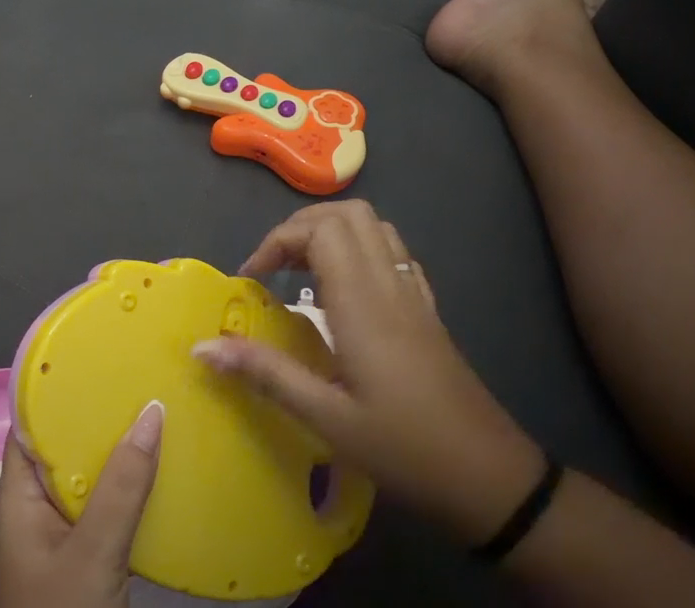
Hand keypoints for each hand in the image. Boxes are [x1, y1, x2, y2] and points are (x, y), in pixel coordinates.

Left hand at [0, 401, 163, 607]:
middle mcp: (33, 508)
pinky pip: (102, 511)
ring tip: (158, 421)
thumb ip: (121, 487)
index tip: (98, 367)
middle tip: (142, 387)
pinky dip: (125, 493)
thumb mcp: (94, 549)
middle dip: (98, 422)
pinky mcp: (79, 559)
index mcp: (18, 495)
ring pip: (87, 482)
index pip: (32, 426)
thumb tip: (151, 411)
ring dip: (117, 457)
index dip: (60, 394)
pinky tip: (157, 480)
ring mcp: (56, 535)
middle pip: (64, 451)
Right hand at [194, 201, 544, 543]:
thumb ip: (265, 374)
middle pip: (348, 215)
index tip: (252, 279)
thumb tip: (202, 347)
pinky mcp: (428, 312)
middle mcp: (390, 286)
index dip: (278, 240)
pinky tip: (344, 290)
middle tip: (274, 268)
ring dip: (331, 234)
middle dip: (301, 227)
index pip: (320, 230)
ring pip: (375, 228)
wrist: (491, 478)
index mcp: (363, 304)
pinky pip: (395, 254)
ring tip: (301, 273)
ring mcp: (414, 296)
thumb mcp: (326, 419)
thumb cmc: (405, 448)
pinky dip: (361, 251)